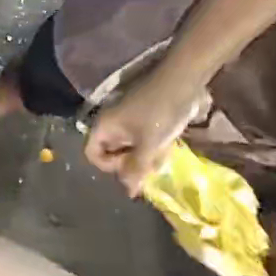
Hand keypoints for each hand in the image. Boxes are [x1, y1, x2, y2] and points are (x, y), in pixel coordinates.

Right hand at [83, 81, 210, 197]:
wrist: (182, 82)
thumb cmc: (159, 113)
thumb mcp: (149, 145)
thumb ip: (137, 168)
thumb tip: (128, 192)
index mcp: (104, 127)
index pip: (92, 155)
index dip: (109, 167)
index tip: (131, 168)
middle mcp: (111, 125)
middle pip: (112, 153)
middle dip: (131, 164)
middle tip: (151, 166)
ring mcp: (128, 122)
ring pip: (130, 149)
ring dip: (145, 158)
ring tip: (163, 155)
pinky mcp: (144, 120)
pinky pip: (142, 141)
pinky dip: (153, 148)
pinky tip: (168, 147)